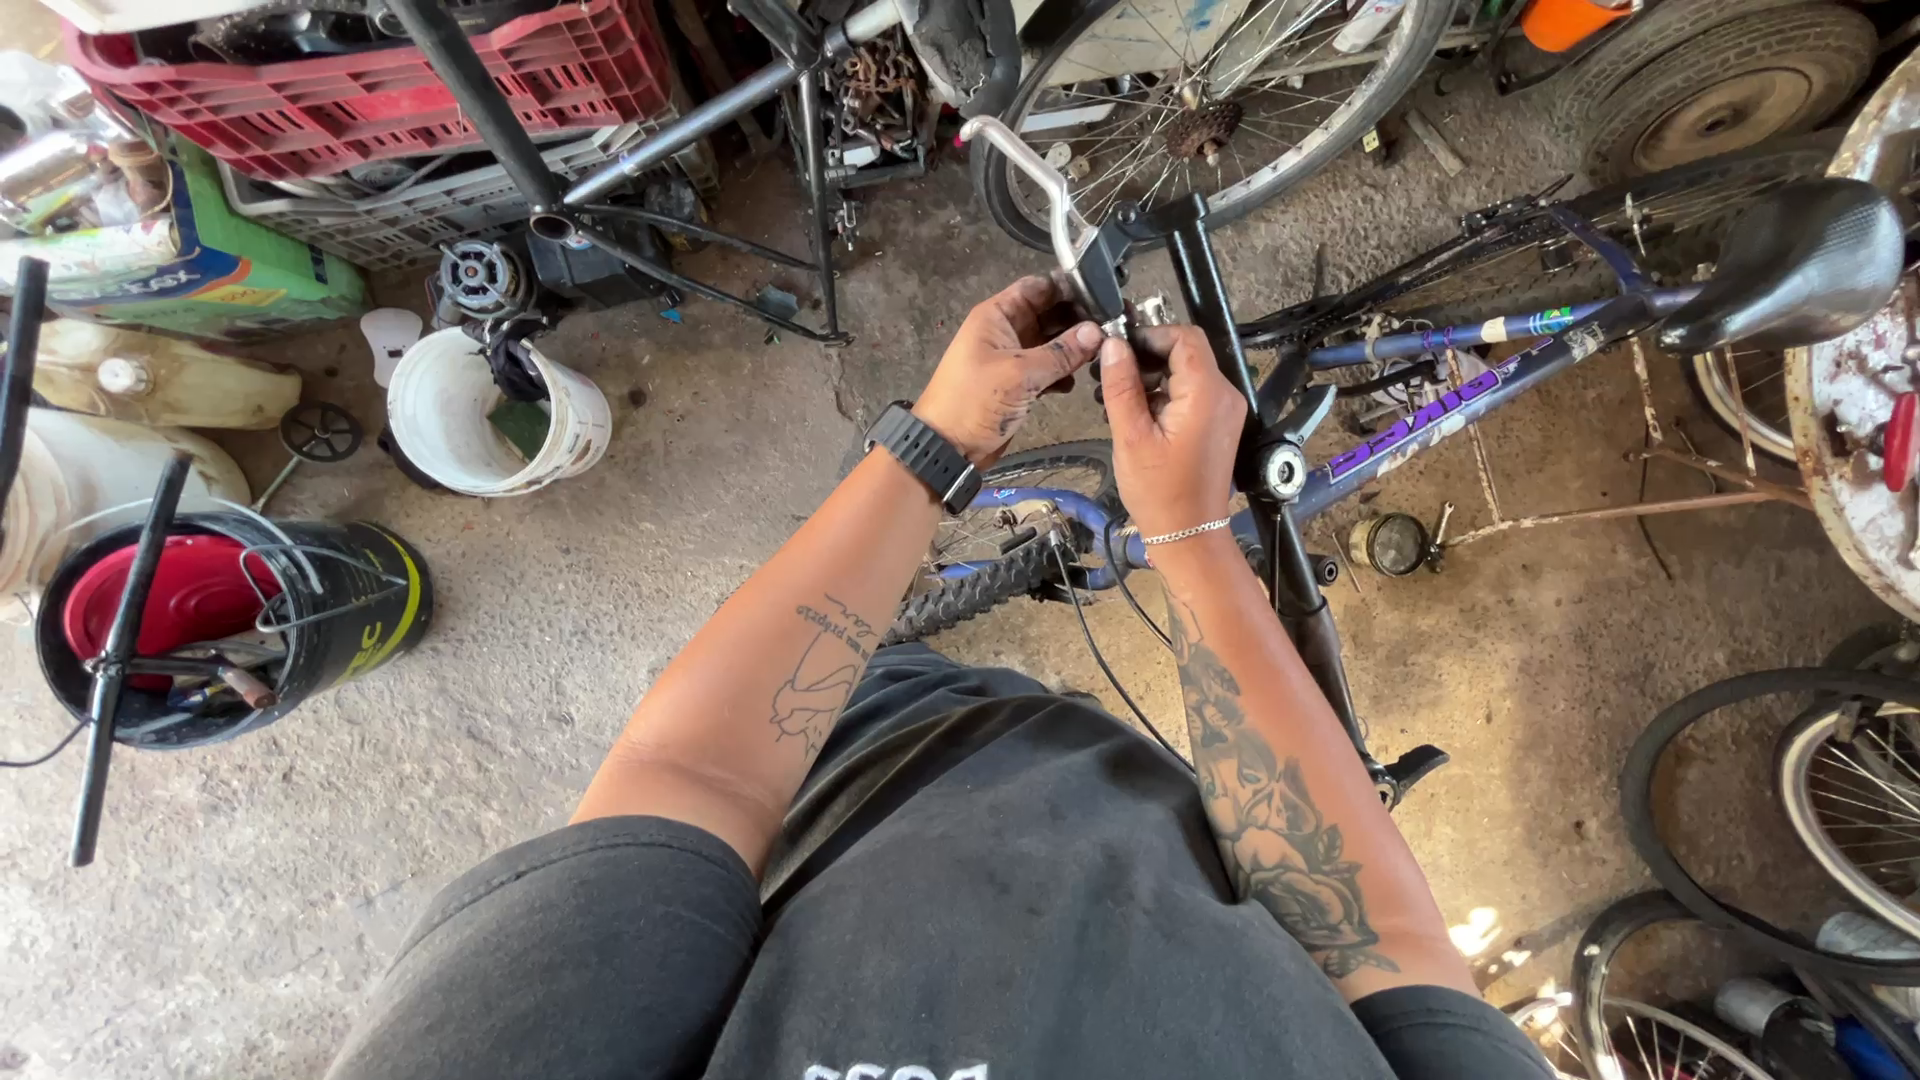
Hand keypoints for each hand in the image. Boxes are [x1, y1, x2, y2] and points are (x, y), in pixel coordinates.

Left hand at [914, 275, 1103, 466]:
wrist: (948, 446)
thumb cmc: (974, 401)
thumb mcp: (1019, 373)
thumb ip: (1059, 352)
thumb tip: (1096, 333)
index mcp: (997, 316)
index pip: (1037, 288)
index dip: (1067, 288)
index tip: (1101, 295)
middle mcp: (1005, 331)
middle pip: (1048, 314)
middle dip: (1077, 320)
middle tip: (1111, 327)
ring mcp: (1012, 359)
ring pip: (1050, 344)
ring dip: (1072, 349)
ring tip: (1101, 355)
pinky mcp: (1018, 384)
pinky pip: (1046, 370)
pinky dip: (1061, 374)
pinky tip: (1077, 381)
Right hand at [1100, 326, 1247, 538]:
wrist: (1188, 533)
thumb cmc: (1158, 491)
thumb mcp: (1130, 436)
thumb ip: (1121, 386)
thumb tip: (1113, 345)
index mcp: (1206, 393)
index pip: (1184, 337)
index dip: (1150, 335)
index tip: (1118, 350)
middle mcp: (1224, 394)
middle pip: (1187, 353)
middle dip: (1148, 357)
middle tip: (1112, 377)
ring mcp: (1225, 410)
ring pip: (1188, 373)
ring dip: (1153, 378)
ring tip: (1119, 400)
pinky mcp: (1218, 425)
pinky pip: (1192, 394)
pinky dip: (1165, 395)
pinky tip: (1138, 415)